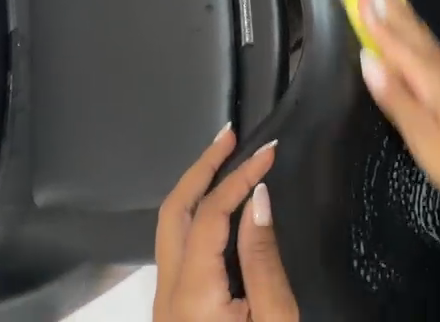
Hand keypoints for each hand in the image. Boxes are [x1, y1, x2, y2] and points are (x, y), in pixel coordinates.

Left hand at [153, 128, 297, 321]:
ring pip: (169, 227)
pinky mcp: (172, 307)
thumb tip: (258, 197)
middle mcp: (168, 290)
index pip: (210, 213)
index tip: (269, 151)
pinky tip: (218, 201)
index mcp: (193, 291)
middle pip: (174, 211)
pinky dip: (194, 210)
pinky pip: (177, 244)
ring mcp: (165, 300)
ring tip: (224, 156)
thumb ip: (262, 259)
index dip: (240, 175)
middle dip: (201, 167)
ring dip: (194, 185)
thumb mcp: (274, 318)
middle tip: (231, 135)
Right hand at [358, 0, 439, 210]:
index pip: (391, 34)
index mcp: (427, 72)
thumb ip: (395, 96)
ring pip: (413, 26)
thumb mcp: (422, 135)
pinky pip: (418, 37)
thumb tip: (367, 59)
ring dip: (394, 2)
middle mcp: (435, 61)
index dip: (371, 8)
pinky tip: (399, 18)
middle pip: (404, 21)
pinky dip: (404, 20)